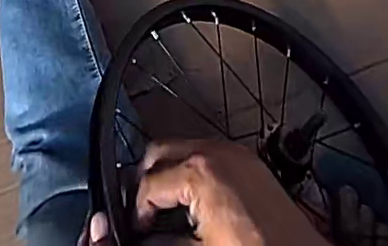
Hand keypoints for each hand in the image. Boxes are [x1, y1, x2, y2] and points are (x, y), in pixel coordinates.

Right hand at [121, 139, 331, 245]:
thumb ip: (167, 244)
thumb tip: (147, 241)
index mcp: (199, 172)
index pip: (149, 183)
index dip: (137, 211)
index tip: (138, 230)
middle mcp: (215, 151)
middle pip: (161, 150)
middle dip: (148, 181)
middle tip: (145, 214)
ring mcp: (235, 153)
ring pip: (186, 149)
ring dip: (172, 174)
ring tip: (169, 212)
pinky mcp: (250, 162)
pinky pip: (211, 156)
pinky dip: (196, 173)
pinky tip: (198, 205)